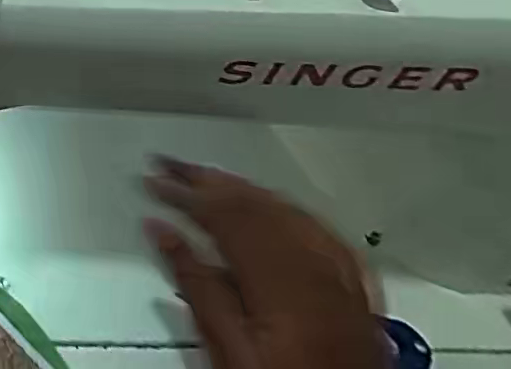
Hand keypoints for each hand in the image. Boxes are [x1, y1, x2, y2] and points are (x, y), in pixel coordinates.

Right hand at [144, 157, 386, 368]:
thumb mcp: (223, 344)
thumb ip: (192, 283)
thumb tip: (158, 228)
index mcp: (280, 289)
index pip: (224, 217)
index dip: (183, 193)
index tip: (153, 180)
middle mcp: (317, 278)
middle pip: (256, 208)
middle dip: (207, 180)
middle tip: (169, 165)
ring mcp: (342, 286)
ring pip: (288, 213)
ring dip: (243, 189)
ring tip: (207, 177)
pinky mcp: (357, 296)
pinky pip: (323, 235)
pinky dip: (287, 211)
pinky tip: (271, 204)